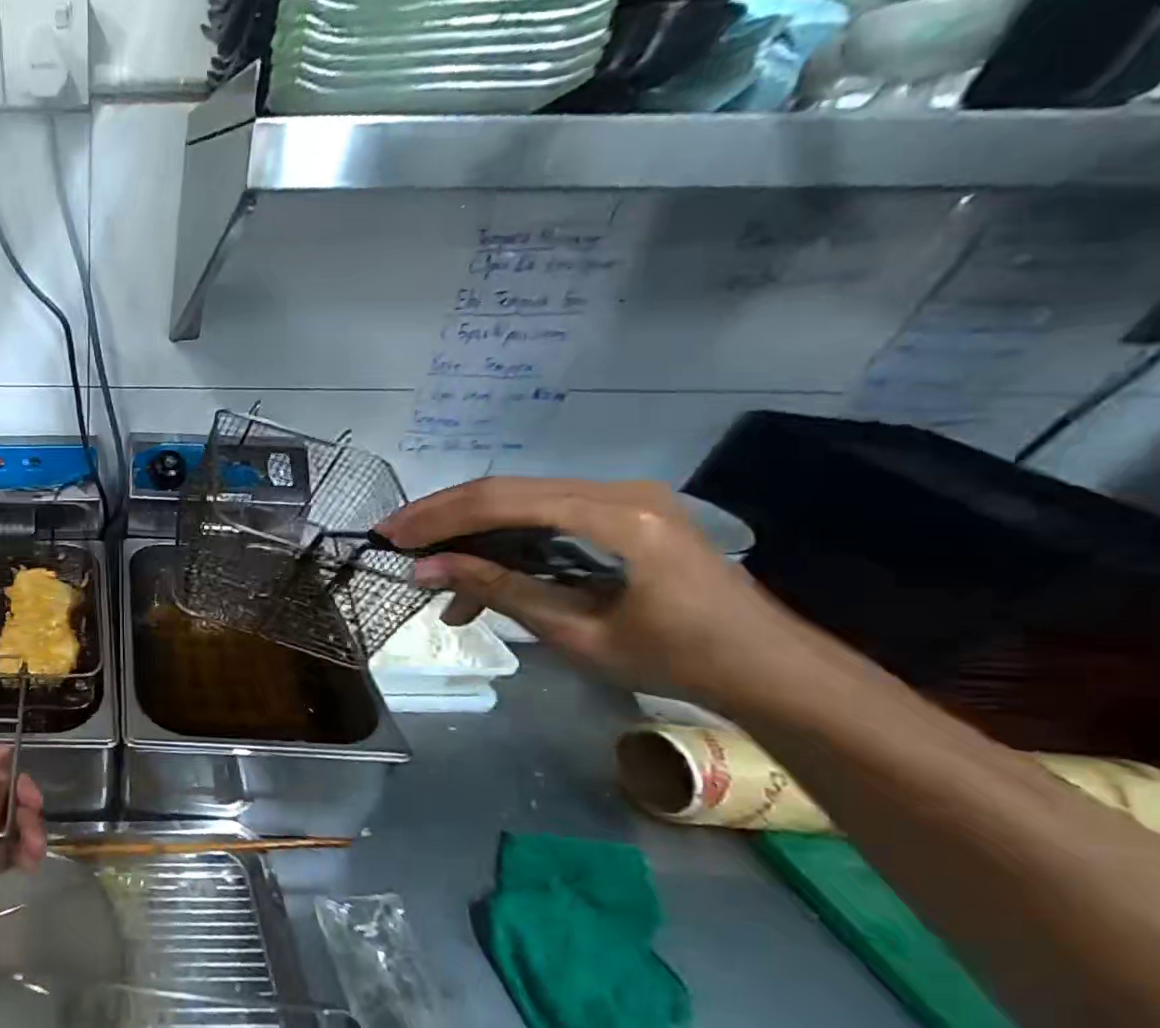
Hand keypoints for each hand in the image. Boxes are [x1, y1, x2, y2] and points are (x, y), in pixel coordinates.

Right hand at [374, 477, 802, 703]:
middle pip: (508, 492)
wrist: (768, 668)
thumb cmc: (680, 661)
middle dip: (446, 518)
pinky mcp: (623, 513)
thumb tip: (429, 571)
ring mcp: (622, 497)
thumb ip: (502, 591)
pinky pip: (550, 518)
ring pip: (524, 503)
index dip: (439, 516)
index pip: (503, 501)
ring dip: (475, 537)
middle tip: (396, 540)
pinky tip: (486, 582)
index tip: (391, 534)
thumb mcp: (579, 634)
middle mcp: (616, 490)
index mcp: (615, 516)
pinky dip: (511, 545)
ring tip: (434, 578)